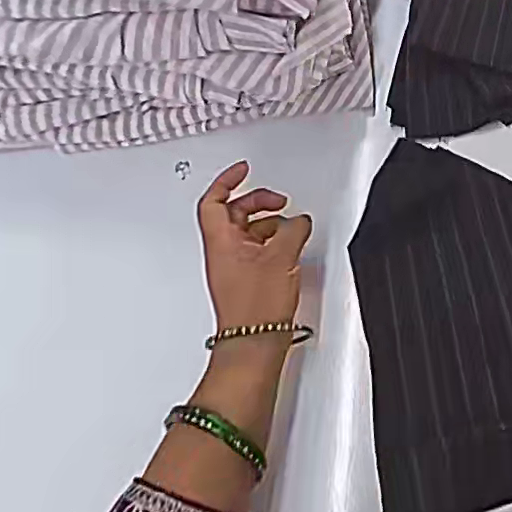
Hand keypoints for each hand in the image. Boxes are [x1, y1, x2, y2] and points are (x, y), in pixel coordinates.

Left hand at [197, 161, 311, 332]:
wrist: (255, 342)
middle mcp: (224, 252)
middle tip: (277, 199)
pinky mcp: (249, 278)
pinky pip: (258, 247)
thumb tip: (298, 221)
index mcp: (222, 242)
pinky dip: (274, 239)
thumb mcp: (281, 256)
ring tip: (290, 224)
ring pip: (248, 229)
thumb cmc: (256, 308)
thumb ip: (292, 229)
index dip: (227, 180)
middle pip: (233, 212)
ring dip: (268, 221)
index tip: (243, 170)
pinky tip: (290, 245)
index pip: (213, 201)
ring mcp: (235, 266)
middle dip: (256, 200)